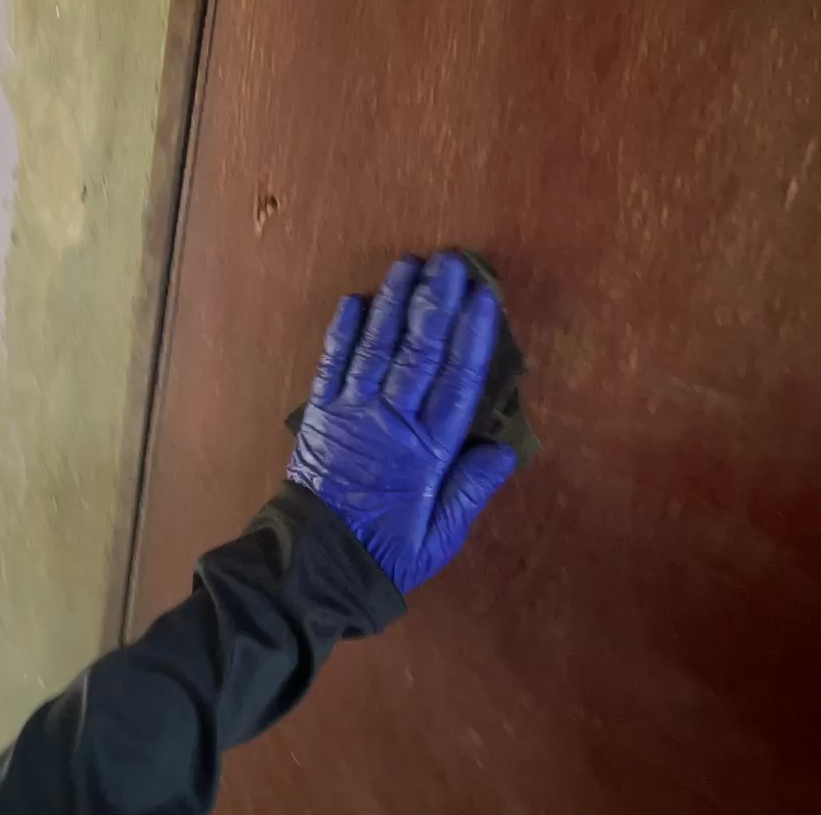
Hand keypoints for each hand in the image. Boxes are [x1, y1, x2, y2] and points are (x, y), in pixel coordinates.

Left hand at [286, 253, 518, 593]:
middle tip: (449, 261)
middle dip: (435, 302)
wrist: (315, 560)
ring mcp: (349, 409)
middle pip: (417, 350)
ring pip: (376, 346)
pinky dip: (344, 330)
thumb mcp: (441, 535)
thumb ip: (471, 488)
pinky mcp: (320, 410)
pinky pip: (332, 362)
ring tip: (409, 265)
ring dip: (393, 302)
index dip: (472, 335)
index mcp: (426, 449)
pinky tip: (356, 300)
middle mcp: (388, 419)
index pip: (457, 380)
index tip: (485, 296)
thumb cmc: (386, 550)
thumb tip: (505, 445)